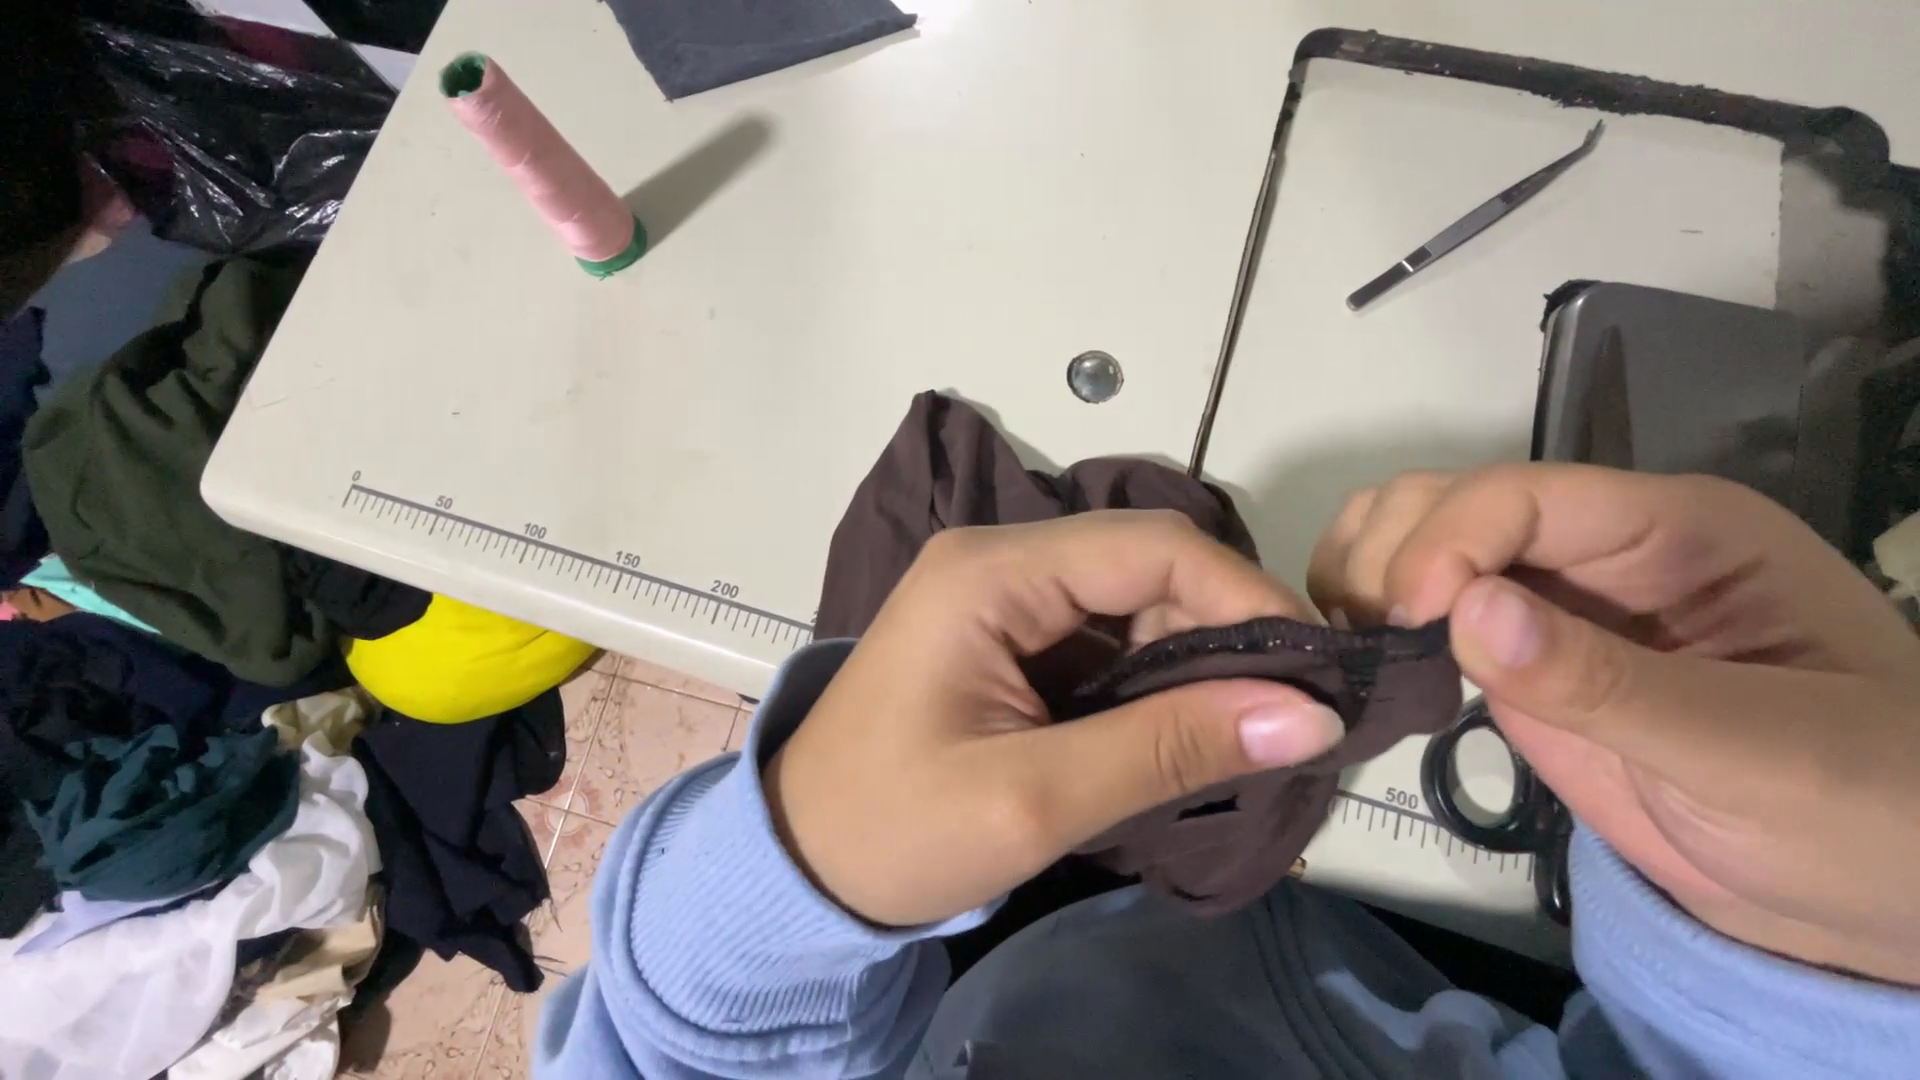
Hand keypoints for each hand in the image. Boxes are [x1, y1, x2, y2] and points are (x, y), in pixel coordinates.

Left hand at [766, 511, 1347, 927]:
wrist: (800, 861)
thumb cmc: (893, 830)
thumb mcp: (1034, 797)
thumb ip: (1167, 747)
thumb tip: (1308, 714)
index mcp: (990, 573)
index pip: (1149, 547)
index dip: (1244, 596)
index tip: (1315, 672)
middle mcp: (999, 562)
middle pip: (1145, 567)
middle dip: (1224, 633)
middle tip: (1289, 716)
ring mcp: (1002, 598)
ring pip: (1133, 603)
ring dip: (1194, 661)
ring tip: (1245, 733)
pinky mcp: (1007, 639)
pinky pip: (1105, 638)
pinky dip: (1154, 679)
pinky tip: (1185, 729)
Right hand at [1309, 464, 1919, 983]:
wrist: (1852, 890)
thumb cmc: (1856, 816)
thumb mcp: (1760, 754)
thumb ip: (1607, 682)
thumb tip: (1463, 611)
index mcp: (1670, 530)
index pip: (1515, 493)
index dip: (1443, 543)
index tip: (1403, 623)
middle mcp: (1585, 539)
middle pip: (1435, 496)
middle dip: (1383, 556)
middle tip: (1371, 643)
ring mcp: (1531, 591)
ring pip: (1401, 530)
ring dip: (1356, 574)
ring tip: (1359, 649)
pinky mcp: (1493, 642)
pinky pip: (1402, 597)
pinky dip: (1359, 613)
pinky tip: (1368, 659)